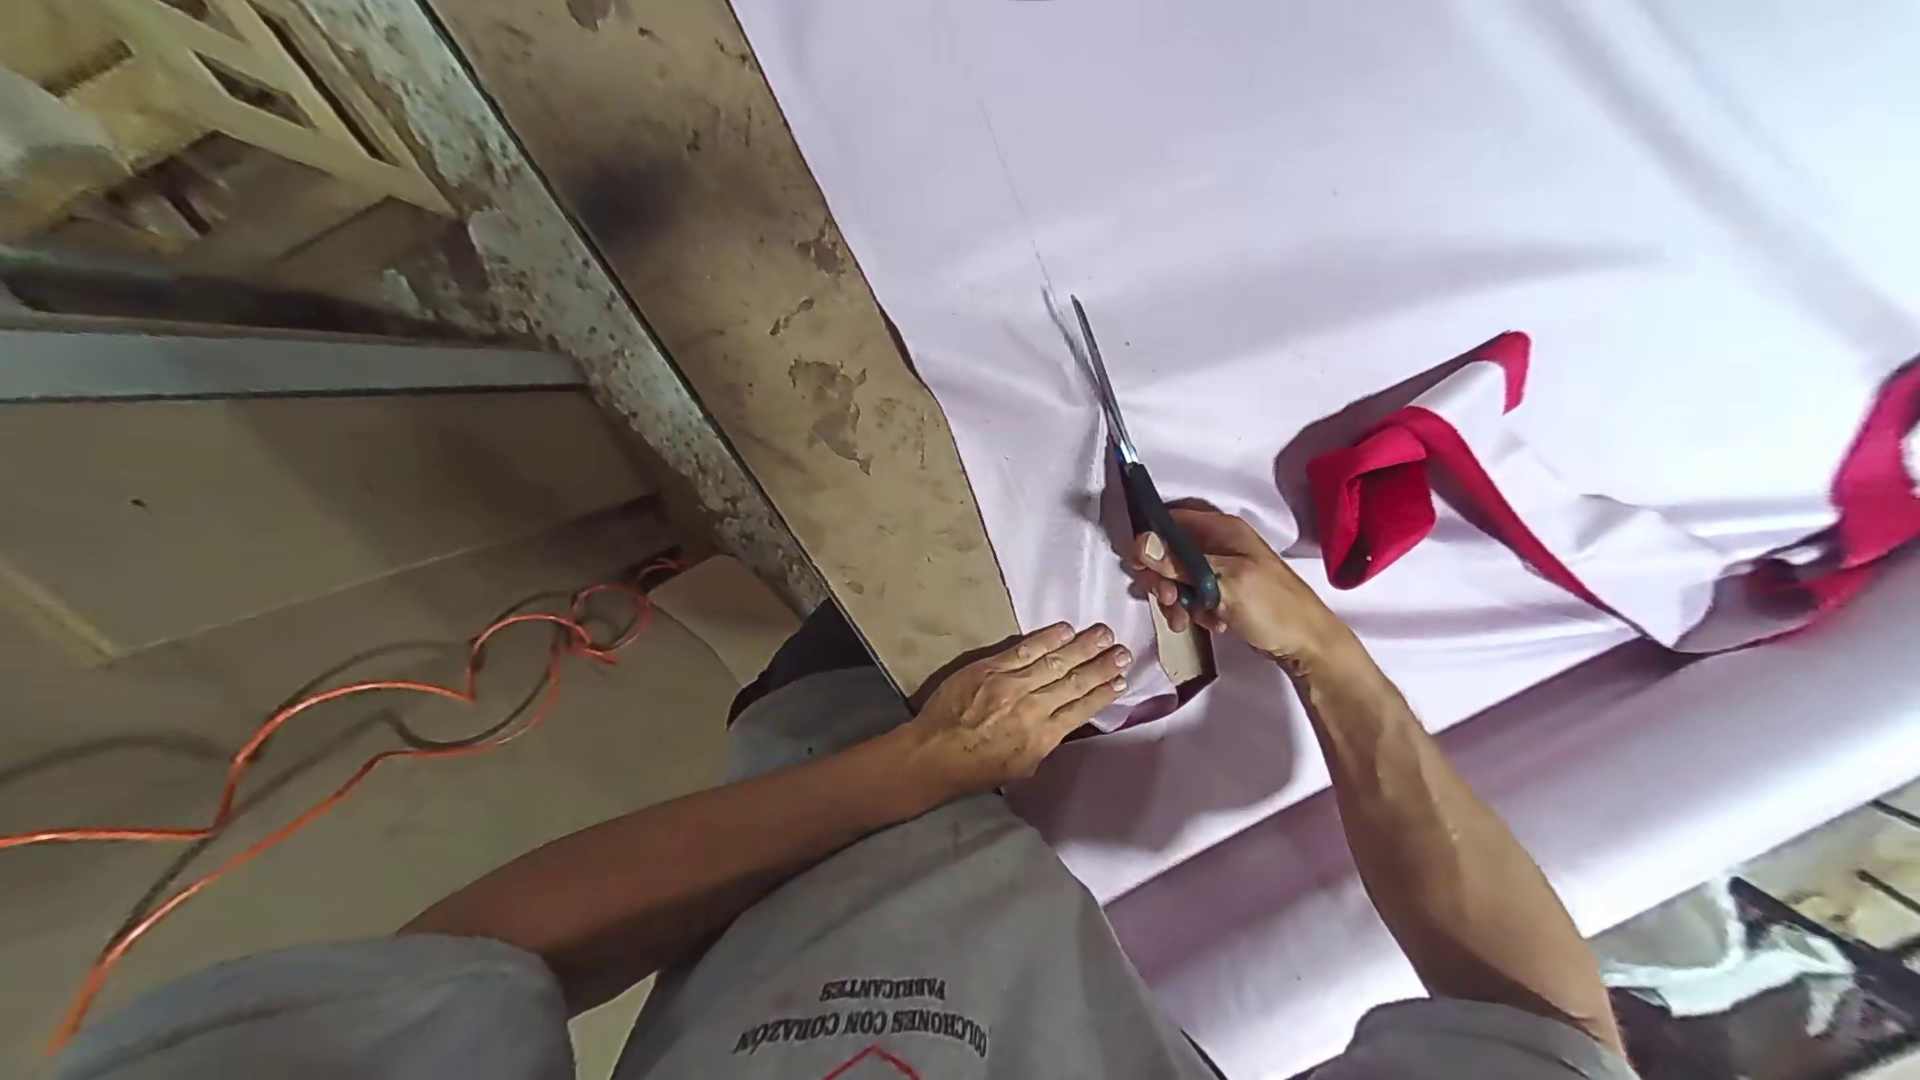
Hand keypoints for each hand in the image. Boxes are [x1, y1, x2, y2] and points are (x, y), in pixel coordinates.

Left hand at [897, 622, 1128, 795]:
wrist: (934, 754)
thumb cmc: (976, 768)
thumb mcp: (1021, 766)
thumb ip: (1045, 740)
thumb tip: (1063, 719)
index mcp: (1043, 737)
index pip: (1082, 709)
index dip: (1104, 692)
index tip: (1122, 680)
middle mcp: (1032, 708)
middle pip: (1075, 681)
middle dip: (1102, 665)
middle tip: (1123, 651)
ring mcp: (1010, 685)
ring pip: (1056, 662)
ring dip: (1083, 647)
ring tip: (1104, 634)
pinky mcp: (989, 668)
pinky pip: (1024, 650)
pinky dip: (1047, 639)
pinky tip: (1066, 631)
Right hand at [1131, 508, 1352, 673]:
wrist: (1307, 647)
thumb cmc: (1273, 608)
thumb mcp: (1224, 583)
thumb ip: (1181, 563)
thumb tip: (1141, 543)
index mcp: (1222, 530)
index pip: (1171, 521)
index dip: (1150, 540)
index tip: (1139, 566)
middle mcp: (1218, 544)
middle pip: (1168, 552)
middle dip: (1161, 577)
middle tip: (1167, 599)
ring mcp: (1219, 569)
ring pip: (1175, 577)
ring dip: (1174, 600)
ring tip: (1184, 620)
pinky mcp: (1220, 592)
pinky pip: (1190, 595)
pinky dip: (1190, 610)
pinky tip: (1206, 624)